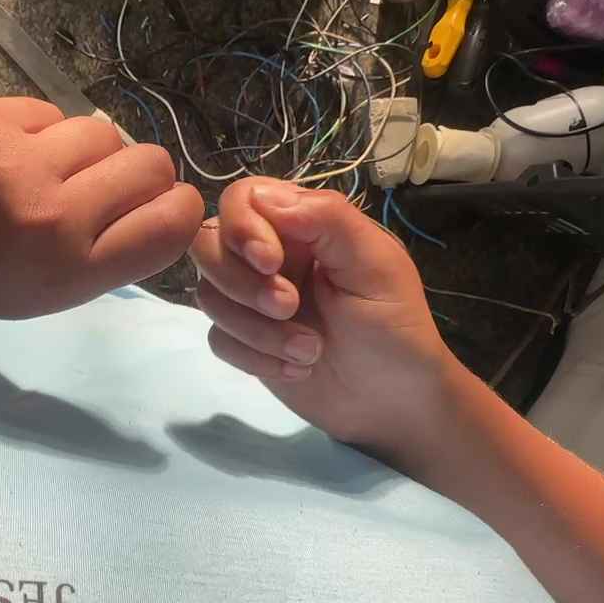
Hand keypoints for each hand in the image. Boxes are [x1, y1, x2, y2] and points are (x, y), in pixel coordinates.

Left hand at [0, 98, 203, 319]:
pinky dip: (41, 131)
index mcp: (70, 273)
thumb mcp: (45, 294)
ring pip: (103, 131)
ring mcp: (16, 163)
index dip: (179, 208)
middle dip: (140, 174)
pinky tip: (8, 154)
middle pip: (150, 165)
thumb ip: (107, 255)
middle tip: (98, 187)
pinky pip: (51, 112)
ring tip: (43, 170)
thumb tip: (161, 202)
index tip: (159, 207)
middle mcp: (51, 218)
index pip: (171, 223)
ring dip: (86, 150)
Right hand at [189, 177, 457, 455]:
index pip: (241, 199)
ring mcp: (250, 299)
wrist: (392, 403)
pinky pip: (217, 338)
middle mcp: (268, 256)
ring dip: (256, 329)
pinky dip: (254, 357)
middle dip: (242, 284)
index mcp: (301, 225)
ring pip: (209, 296)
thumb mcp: (376, 265)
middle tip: (290, 308)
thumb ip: (327, 219)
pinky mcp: (242, 340)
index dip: (243, 228)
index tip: (272, 263)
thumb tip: (264, 199)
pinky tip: (296, 369)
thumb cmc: (396, 328)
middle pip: (207, 245)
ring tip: (308, 351)